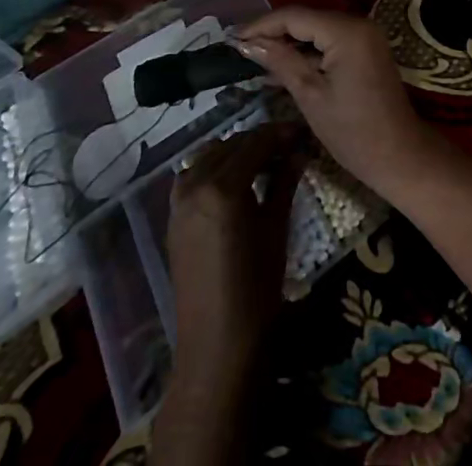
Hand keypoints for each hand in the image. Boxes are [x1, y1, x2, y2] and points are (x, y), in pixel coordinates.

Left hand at [165, 123, 301, 378]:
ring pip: (208, 157)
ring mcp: (178, 199)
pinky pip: (193, 176)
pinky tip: (234, 183)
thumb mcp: (276, 230)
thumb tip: (298, 153)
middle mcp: (194, 184)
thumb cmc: (257, 289)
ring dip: (234, 152)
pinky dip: (214, 168)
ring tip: (262, 163)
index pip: (254, 143)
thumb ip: (284, 185)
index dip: (279, 134)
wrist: (217, 341)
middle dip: (258, 142)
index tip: (299, 131)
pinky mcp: (172, 215)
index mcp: (222, 187)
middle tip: (287, 147)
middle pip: (229, 145)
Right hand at [237, 8, 435, 195]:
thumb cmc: (354, 132)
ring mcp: (364, 37)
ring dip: (287, 44)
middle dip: (272, 33)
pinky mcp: (365, 51)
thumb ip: (279, 62)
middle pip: (305, 19)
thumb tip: (246, 44)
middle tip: (240, 50)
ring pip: (315, 31)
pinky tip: (281, 68)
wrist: (401, 158)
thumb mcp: (310, 96)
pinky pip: (329, 43)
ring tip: (254, 60)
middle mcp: (357, 25)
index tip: (232, 40)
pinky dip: (306, 54)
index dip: (260, 26)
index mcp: (346, 32)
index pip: (293, 16)